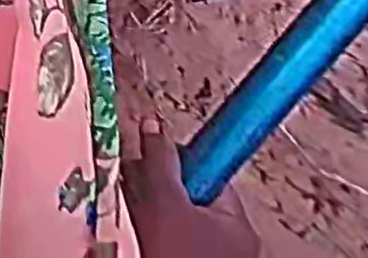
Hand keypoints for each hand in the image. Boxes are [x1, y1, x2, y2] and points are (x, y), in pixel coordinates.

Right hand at [122, 118, 262, 257]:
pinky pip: (162, 223)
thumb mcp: (163, 197)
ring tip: (130, 204)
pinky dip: (144, 216)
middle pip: (186, 187)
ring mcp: (207, 249)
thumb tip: (154, 123)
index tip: (150, 150)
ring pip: (170, 206)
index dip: (177, 157)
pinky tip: (132, 219)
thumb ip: (160, 158)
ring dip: (145, 197)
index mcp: (236, 222)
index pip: (208, 170)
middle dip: (154, 178)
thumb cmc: (174, 250)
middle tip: (135, 181)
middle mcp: (229, 236)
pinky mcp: (183, 253)